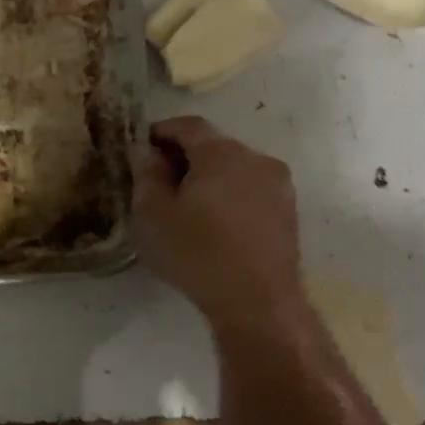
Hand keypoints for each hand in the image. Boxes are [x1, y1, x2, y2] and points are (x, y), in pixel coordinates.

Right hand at [131, 116, 306, 327]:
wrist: (256, 299)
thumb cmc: (194, 250)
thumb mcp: (152, 211)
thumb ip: (147, 173)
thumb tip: (145, 150)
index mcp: (223, 155)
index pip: (189, 125)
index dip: (159, 131)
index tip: (138, 150)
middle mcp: (257, 161)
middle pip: (213, 144)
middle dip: (181, 155)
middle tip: (153, 180)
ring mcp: (279, 186)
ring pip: (232, 167)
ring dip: (204, 175)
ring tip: (180, 203)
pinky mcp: (287, 210)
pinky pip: (248, 187)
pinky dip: (224, 192)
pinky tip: (207, 220)